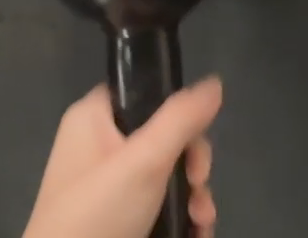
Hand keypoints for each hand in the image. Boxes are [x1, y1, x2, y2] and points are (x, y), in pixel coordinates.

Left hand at [22, 77, 222, 237]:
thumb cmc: (97, 217)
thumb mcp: (145, 160)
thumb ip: (182, 118)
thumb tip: (214, 83)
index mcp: (93, 119)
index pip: (143, 91)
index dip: (177, 110)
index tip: (196, 138)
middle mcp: (98, 148)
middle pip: (163, 136)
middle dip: (192, 164)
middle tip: (198, 184)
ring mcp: (106, 189)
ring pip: (165, 175)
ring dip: (192, 195)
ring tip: (202, 221)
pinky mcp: (116, 223)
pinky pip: (156, 206)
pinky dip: (180, 217)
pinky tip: (195, 232)